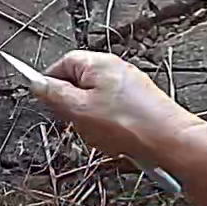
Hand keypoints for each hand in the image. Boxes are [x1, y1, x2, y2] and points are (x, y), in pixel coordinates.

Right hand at [27, 50, 203, 161]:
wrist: (170, 142)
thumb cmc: (130, 125)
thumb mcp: (78, 110)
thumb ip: (53, 94)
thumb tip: (35, 83)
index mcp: (98, 63)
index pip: (61, 64)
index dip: (50, 84)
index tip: (45, 101)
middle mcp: (114, 69)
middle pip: (77, 83)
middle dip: (72, 105)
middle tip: (76, 120)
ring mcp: (128, 86)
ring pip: (92, 101)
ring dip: (89, 119)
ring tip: (99, 131)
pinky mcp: (137, 103)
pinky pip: (110, 112)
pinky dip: (106, 125)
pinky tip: (114, 137)